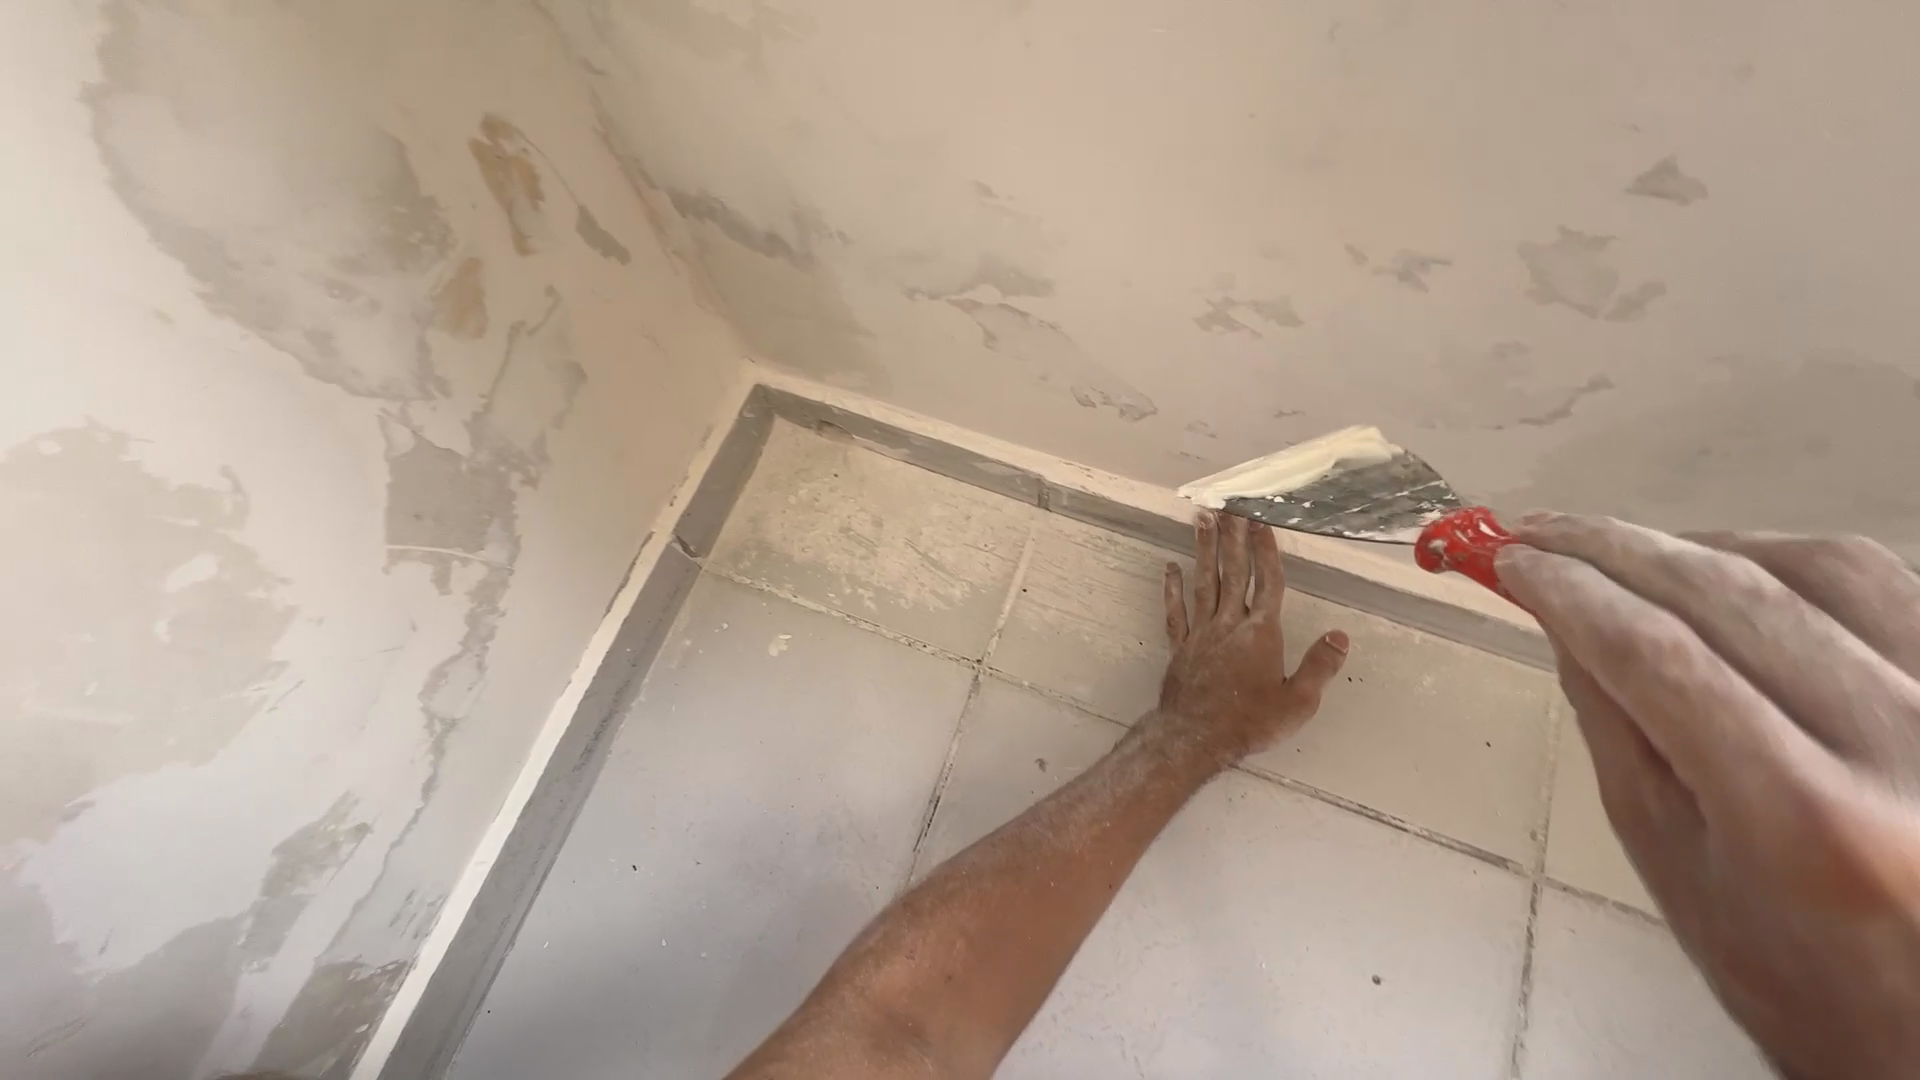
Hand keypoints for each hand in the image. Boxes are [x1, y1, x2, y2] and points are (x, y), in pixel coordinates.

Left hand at [1151, 511, 1349, 767]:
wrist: (1195, 736)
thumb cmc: (1250, 721)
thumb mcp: (1299, 701)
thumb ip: (1320, 666)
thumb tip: (1340, 635)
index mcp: (1261, 632)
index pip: (1268, 582)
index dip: (1266, 550)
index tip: (1261, 522)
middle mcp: (1229, 623)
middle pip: (1233, 571)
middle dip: (1233, 537)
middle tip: (1229, 505)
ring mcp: (1201, 631)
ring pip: (1203, 582)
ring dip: (1203, 549)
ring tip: (1202, 519)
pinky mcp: (1181, 645)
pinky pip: (1176, 610)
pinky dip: (1173, 588)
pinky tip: (1170, 567)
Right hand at [1496, 513, 1919, 1079]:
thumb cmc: (1792, 971)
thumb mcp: (1668, 857)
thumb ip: (1616, 726)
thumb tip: (1563, 619)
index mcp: (1803, 821)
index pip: (1652, 654)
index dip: (1565, 589)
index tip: (1507, 559)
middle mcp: (1915, 755)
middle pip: (1734, 596)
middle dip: (1614, 547)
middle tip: (1539, 531)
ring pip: (1831, 568)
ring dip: (1703, 543)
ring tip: (1630, 552)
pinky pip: (1896, 587)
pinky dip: (1791, 562)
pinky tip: (1732, 572)